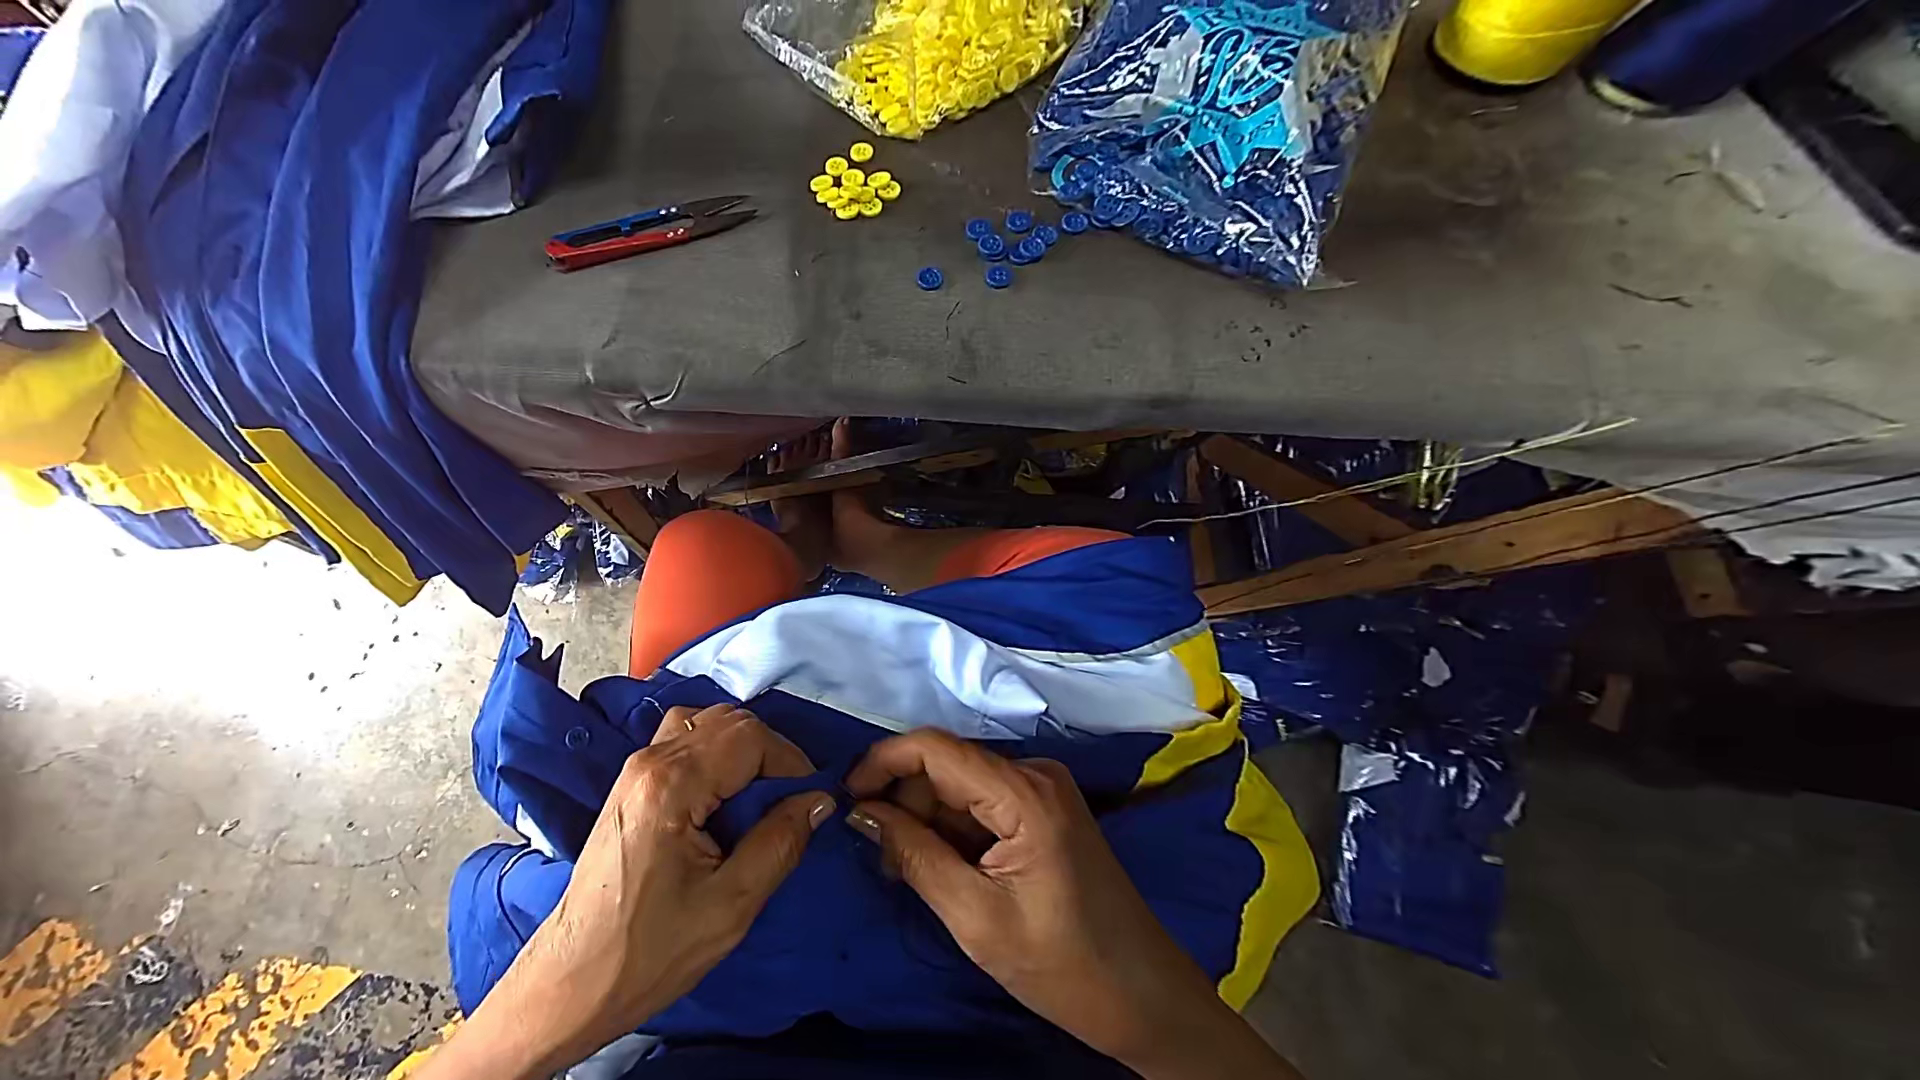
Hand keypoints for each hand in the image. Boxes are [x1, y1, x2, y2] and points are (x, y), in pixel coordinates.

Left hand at [421, 705, 834, 1079]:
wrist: (568, 984)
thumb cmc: (648, 952)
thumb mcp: (730, 907)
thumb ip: (780, 843)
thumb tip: (819, 800)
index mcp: (671, 787)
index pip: (749, 737)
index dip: (790, 761)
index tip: (808, 800)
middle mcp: (649, 762)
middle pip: (730, 721)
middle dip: (772, 753)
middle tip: (789, 800)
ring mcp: (636, 768)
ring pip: (708, 722)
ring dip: (744, 747)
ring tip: (759, 792)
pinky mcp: (632, 782)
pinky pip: (685, 737)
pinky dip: (716, 748)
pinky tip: (725, 788)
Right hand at [845, 730, 1301, 1079]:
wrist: (1142, 994)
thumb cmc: (1063, 965)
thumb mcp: (975, 918)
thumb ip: (915, 855)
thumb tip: (862, 811)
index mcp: (1025, 793)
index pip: (937, 749)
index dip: (883, 762)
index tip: (846, 798)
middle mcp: (1034, 773)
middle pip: (947, 766)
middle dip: (904, 803)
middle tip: (883, 860)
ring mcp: (1042, 788)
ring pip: (960, 785)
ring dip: (925, 820)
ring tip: (908, 872)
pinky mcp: (1043, 808)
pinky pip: (982, 802)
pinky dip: (952, 829)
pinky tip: (939, 866)